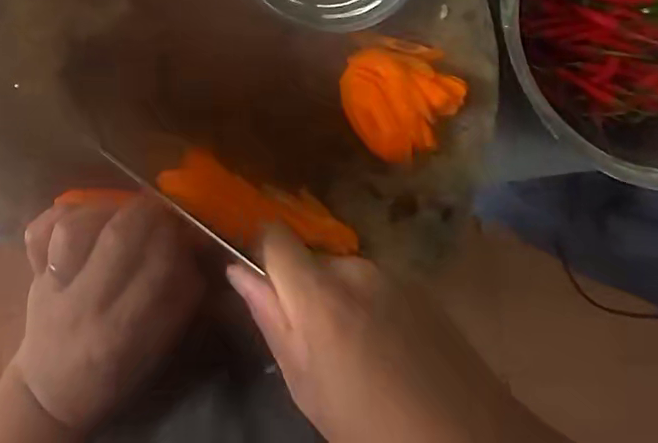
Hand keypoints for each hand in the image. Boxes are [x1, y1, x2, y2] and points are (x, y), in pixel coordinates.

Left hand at [10, 196, 204, 431]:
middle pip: (116, 241)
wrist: (50, 394)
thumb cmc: (113, 375)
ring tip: (123, 210)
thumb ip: (175, 306)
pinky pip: (39, 231)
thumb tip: (195, 255)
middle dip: (147, 215)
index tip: (189, 233)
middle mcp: (84, 309)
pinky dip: (58, 214)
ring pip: (73, 229)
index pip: (157, 276)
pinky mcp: (32, 274)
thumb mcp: (152, 354)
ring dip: (104, 210)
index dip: (178, 247)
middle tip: (162, 208)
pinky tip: (83, 214)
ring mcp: (52, 289)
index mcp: (120, 338)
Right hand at [227, 224, 570, 442]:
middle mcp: (351, 268)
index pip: (273, 234)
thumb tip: (237, 271)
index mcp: (317, 293)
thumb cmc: (374, 429)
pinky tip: (393, 353)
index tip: (267, 288)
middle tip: (320, 343)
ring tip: (362, 355)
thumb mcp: (306, 385)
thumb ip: (269, 319)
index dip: (263, 253)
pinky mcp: (420, 287)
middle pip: (310, 257)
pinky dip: (372, 306)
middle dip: (305, 287)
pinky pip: (377, 284)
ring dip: (341, 298)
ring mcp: (391, 274)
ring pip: (344, 272)